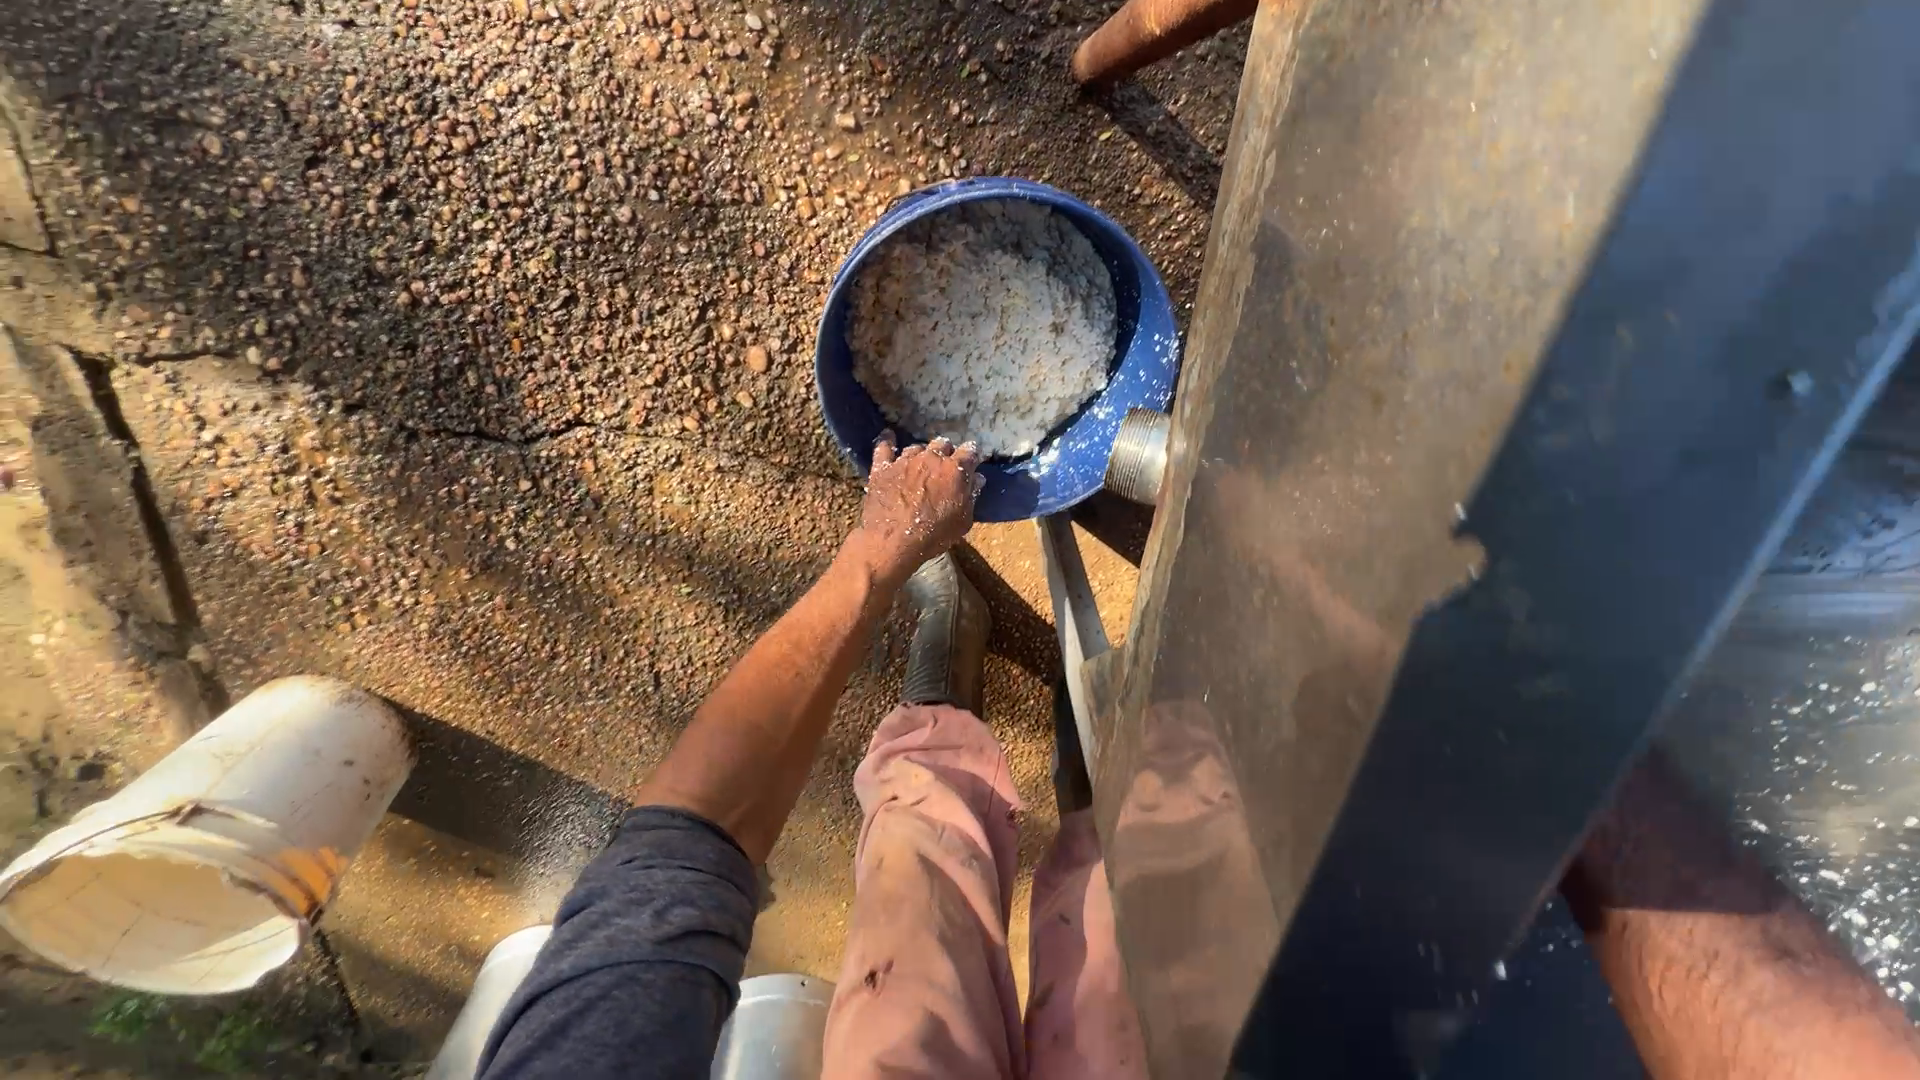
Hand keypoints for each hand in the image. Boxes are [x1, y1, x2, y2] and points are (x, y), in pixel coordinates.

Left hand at [845, 432, 981, 587]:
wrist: (893, 541)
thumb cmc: (934, 535)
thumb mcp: (962, 521)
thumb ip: (971, 496)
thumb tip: (977, 478)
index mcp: (955, 470)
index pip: (970, 451)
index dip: (972, 456)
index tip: (972, 462)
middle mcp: (931, 458)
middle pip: (942, 444)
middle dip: (946, 452)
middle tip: (943, 467)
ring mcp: (905, 461)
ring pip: (916, 447)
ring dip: (921, 454)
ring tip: (919, 466)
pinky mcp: (883, 467)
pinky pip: (884, 447)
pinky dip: (887, 441)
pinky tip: (889, 436)